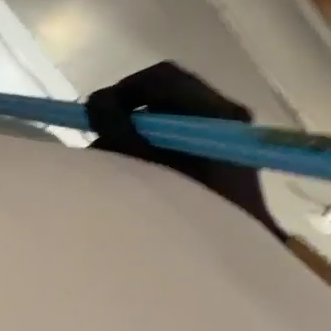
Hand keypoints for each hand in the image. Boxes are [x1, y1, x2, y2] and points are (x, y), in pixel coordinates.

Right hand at [85, 62, 280, 236]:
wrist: (234, 253)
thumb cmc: (187, 206)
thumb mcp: (142, 161)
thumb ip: (116, 125)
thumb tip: (96, 100)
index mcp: (213, 110)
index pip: (160, 77)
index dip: (122, 91)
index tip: (98, 116)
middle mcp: (223, 116)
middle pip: (161, 99)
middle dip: (125, 119)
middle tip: (103, 145)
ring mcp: (221, 138)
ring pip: (165, 121)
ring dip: (133, 139)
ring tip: (117, 169)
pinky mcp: (217, 159)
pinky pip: (175, 142)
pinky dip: (150, 153)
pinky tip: (139, 179)